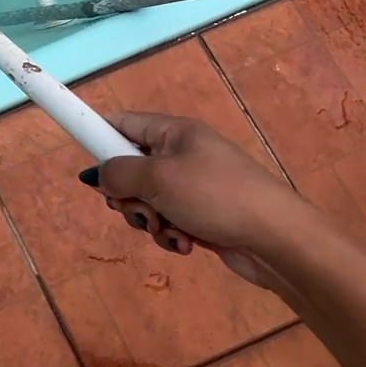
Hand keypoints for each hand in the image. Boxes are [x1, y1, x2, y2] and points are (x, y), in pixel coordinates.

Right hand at [89, 111, 314, 291]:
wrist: (282, 242)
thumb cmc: (218, 196)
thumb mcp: (158, 178)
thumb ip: (117, 172)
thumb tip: (98, 177)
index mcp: (175, 133)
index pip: (121, 123)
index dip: (97, 135)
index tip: (83, 158)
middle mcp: (183, 155)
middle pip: (129, 167)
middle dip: (126, 193)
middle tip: (134, 207)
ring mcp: (194, 187)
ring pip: (145, 199)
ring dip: (147, 218)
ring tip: (168, 228)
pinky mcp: (204, 216)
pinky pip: (168, 219)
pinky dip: (170, 232)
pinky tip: (186, 244)